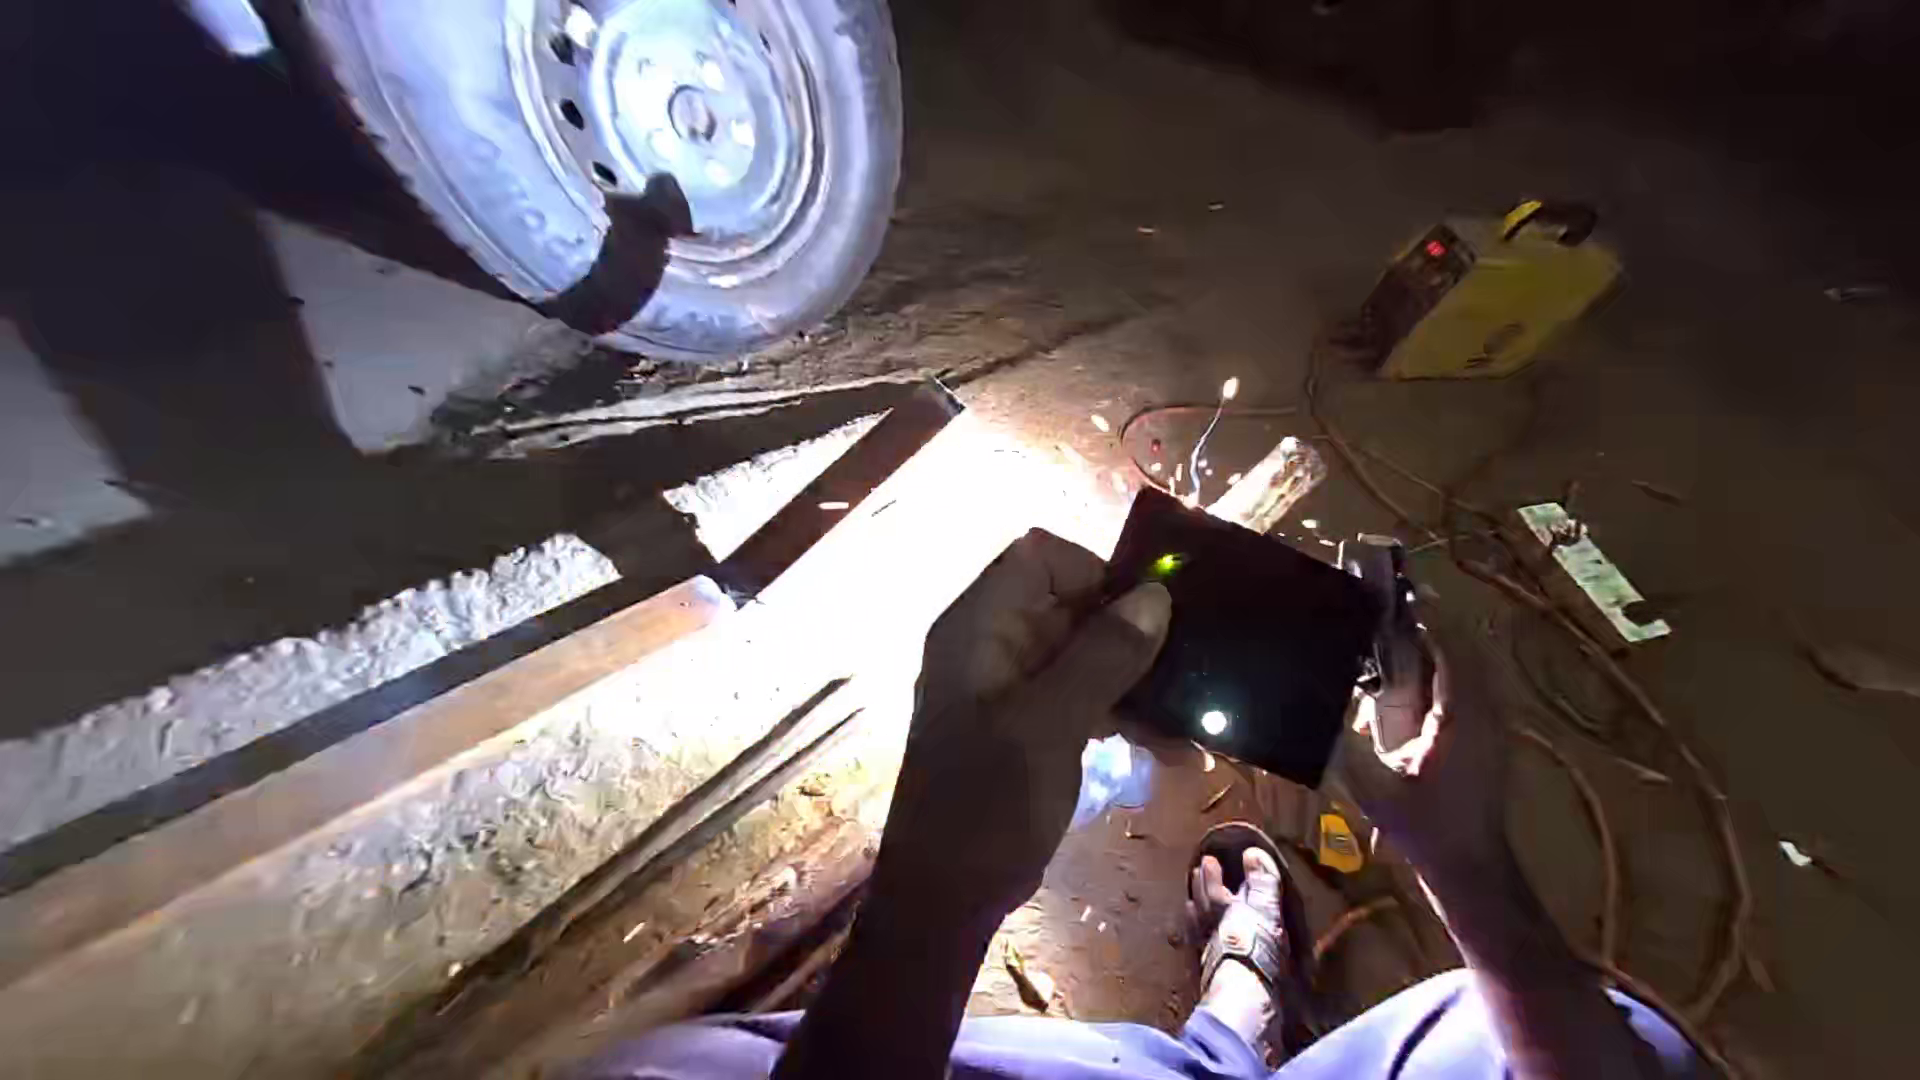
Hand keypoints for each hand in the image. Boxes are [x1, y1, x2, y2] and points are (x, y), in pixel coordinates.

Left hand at [870, 529, 1171, 929]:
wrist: (947, 893)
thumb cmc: (987, 802)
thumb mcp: (1050, 725)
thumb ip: (1101, 656)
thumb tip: (1154, 596)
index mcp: (977, 625)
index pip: (1036, 557)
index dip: (1090, 571)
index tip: (1140, 612)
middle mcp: (990, 642)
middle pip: (1064, 603)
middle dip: (1124, 630)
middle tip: (1182, 663)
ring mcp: (1007, 682)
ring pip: (1078, 650)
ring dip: (1129, 676)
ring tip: (1187, 712)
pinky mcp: (1026, 719)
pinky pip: (1076, 692)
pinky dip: (1116, 709)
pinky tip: (1167, 745)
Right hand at [1341, 607, 1509, 885]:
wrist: (1470, 864)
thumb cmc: (1422, 826)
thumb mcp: (1373, 788)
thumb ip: (1342, 747)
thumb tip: (1309, 707)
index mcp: (1461, 723)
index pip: (1453, 655)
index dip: (1430, 620)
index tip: (1401, 592)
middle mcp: (1484, 715)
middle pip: (1466, 649)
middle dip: (1433, 618)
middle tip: (1393, 591)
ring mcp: (1491, 723)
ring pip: (1471, 662)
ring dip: (1441, 634)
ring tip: (1401, 610)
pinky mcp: (1486, 731)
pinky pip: (1468, 680)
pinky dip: (1445, 657)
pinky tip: (1416, 652)